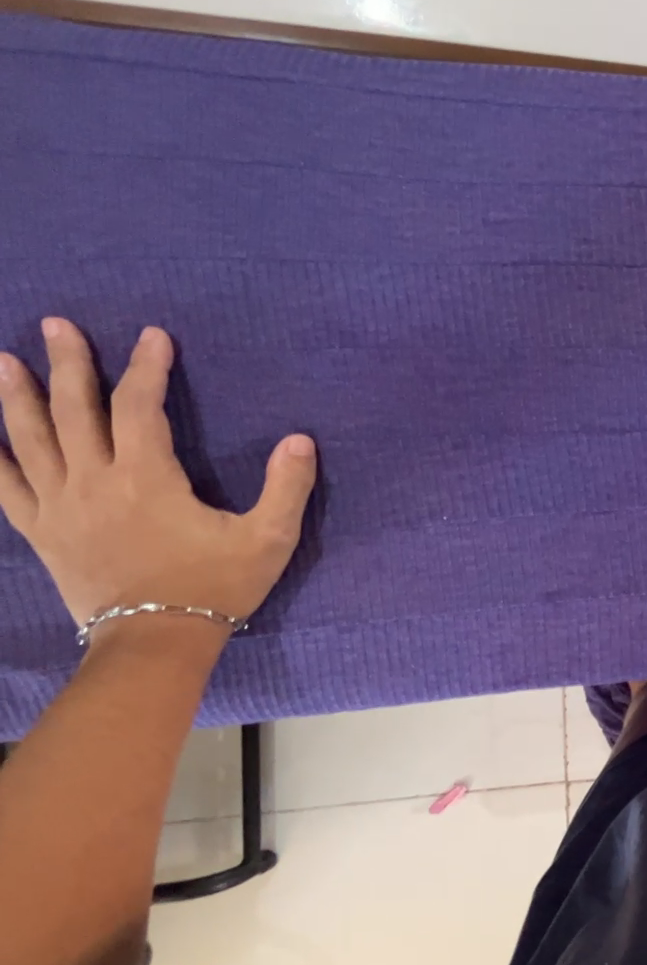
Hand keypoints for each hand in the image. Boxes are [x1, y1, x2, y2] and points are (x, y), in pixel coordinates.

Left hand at [0, 318, 316, 630]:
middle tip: (57, 325)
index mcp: (147, 479)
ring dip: (17, 397)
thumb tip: (299, 440)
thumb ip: (287, 487)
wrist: (157, 638)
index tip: (153, 337)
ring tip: (6, 361)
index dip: (146, 369)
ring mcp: (59, 507)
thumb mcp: (270, 537)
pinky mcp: (42, 531)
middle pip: (74, 413)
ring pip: (28, 440)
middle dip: (69, 366)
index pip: (141, 409)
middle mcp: (93, 483)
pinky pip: (6, 486)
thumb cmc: (218, 584)